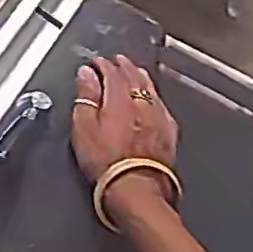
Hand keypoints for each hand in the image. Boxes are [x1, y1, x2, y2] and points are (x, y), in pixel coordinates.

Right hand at [69, 55, 178, 203]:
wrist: (135, 190)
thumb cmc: (106, 162)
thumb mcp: (83, 126)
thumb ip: (85, 96)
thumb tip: (85, 75)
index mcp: (120, 100)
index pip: (112, 73)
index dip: (103, 65)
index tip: (96, 62)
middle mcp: (142, 106)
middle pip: (135, 78)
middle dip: (125, 67)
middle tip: (118, 60)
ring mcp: (158, 120)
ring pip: (152, 91)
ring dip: (142, 78)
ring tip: (136, 72)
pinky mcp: (169, 136)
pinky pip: (163, 107)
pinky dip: (155, 98)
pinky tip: (154, 100)